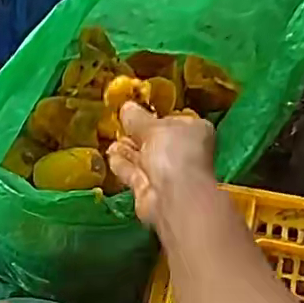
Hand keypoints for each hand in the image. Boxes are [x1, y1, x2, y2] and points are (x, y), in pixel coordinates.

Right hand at [106, 102, 217, 234]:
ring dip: (126, 149)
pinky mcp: (147, 189)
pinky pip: (132, 172)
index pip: (172, 120)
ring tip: (111, 139)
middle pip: (155, 140)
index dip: (154, 117)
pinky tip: (110, 154)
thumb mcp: (154, 128)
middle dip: (136, 134)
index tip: (135, 112)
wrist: (171, 196)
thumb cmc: (173, 153)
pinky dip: (121, 164)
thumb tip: (126, 107)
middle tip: (119, 123)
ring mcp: (164, 173)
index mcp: (193, 131)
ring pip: (142, 157)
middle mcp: (181, 152)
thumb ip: (138, 118)